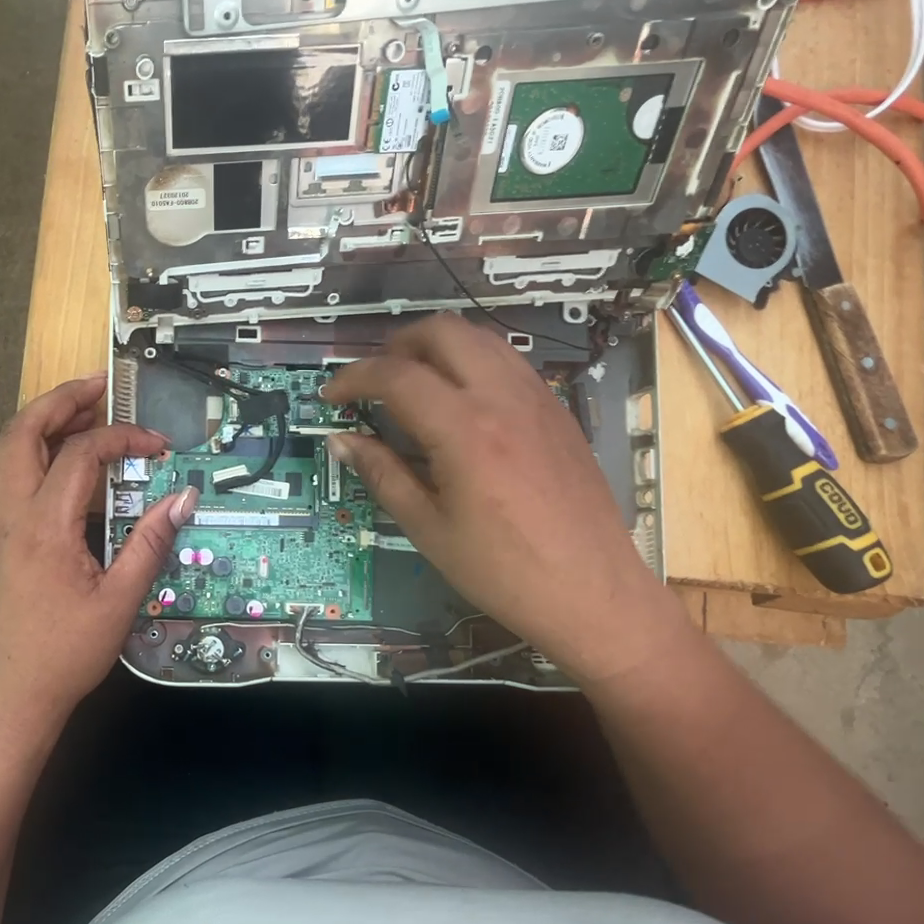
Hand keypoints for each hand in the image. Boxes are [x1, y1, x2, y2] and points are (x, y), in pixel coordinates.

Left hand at [0, 374, 198, 746]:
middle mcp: (8, 514)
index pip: (80, 454)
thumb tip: (183, 498)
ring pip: (2, 447)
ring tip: (77, 409)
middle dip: (61, 399)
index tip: (157, 448)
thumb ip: (149, 544)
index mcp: (43, 527)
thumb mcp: (119, 602)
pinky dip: (23, 446)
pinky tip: (52, 457)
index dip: (122, 439)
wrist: (13, 693)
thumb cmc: (67, 653)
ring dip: (37, 419)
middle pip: (23, 430)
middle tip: (101, 385)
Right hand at [324, 314, 691, 682]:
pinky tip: (459, 403)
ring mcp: (537, 397)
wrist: (591, 591)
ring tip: (412, 386)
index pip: (396, 376)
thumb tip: (342, 441)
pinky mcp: (556, 409)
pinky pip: (507, 361)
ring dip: (436, 348)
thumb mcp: (428, 528)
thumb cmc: (501, 570)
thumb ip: (382, 474)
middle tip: (372, 383)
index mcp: (464, 430)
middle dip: (395, 347)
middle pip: (441, 332)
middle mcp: (502, 397)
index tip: (331, 397)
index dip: (353, 378)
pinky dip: (471, 363)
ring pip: (479, 338)